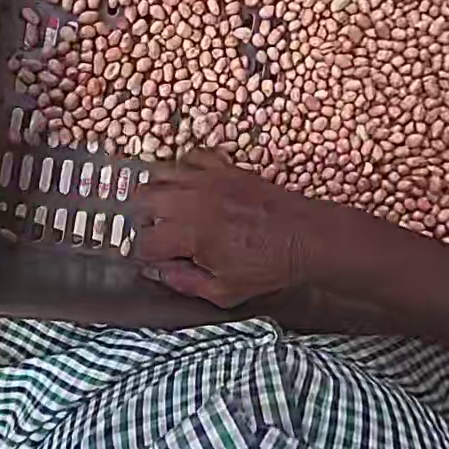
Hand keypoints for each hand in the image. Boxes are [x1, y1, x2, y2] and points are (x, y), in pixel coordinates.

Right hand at [131, 149, 339, 307]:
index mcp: (191, 235)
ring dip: (157, 194)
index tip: (155, 261)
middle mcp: (193, 200)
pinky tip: (191, 187)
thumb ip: (184, 282)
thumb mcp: (224, 292)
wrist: (305, 237)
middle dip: (143, 221)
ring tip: (167, 211)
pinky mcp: (224, 167)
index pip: (145, 241)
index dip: (145, 256)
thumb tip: (158, 272)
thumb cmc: (267, 267)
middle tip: (159, 235)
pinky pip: (190, 157)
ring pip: (160, 175)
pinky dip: (184, 170)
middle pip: (143, 201)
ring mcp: (208, 179)